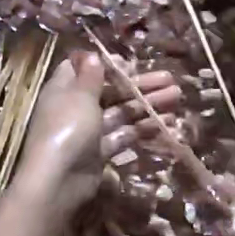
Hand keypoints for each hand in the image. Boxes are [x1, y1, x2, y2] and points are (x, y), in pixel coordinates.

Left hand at [14, 52, 179, 216]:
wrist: (58, 180)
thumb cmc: (67, 128)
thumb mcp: (80, 95)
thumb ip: (91, 76)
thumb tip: (93, 55)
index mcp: (63, 89)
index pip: (82, 70)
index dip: (106, 64)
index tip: (130, 63)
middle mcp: (74, 108)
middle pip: (109, 91)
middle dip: (138, 85)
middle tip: (170, 79)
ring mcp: (87, 132)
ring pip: (120, 113)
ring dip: (146, 105)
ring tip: (176, 97)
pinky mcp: (98, 153)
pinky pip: (122, 136)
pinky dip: (142, 129)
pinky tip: (166, 123)